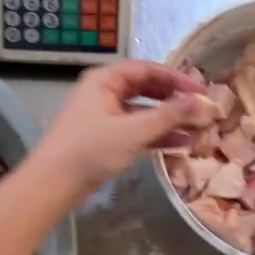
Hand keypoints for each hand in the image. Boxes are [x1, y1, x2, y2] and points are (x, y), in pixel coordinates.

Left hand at [32, 59, 205, 199]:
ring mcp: (106, 116)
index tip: (201, 91)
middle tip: (202, 109)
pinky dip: (158, 134)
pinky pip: (138, 129)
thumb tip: (200, 102)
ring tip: (199, 129)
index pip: (147, 69)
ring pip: (144, 111)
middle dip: (175, 100)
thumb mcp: (132, 132)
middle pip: (147, 89)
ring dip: (170, 119)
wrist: (52, 184)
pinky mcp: (107, 138)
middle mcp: (105, 92)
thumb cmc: (90, 150)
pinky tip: (181, 143)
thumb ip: (167, 116)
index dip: (176, 78)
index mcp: (105, 80)